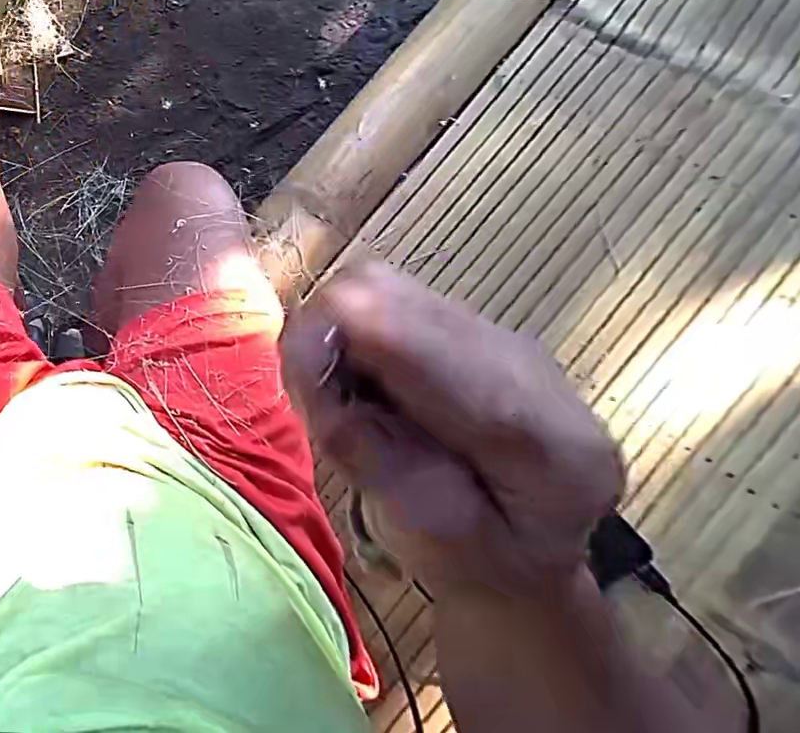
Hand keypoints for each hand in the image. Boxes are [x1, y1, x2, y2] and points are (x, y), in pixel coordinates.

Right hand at [279, 259, 624, 600]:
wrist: (522, 548)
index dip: (337, 345)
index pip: (426, 351)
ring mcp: (494, 333)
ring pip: (370, 284)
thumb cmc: (472, 558)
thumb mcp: (421, 532)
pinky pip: (375, 294)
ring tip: (339, 388)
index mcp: (543, 438)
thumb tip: (316, 375)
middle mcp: (525, 363)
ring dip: (329, 330)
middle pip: (383, 294)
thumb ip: (370, 454)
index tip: (299, 381)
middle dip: (322, 337)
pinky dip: (341, 328)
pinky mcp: (461, 320)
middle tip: (314, 397)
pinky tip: (357, 373)